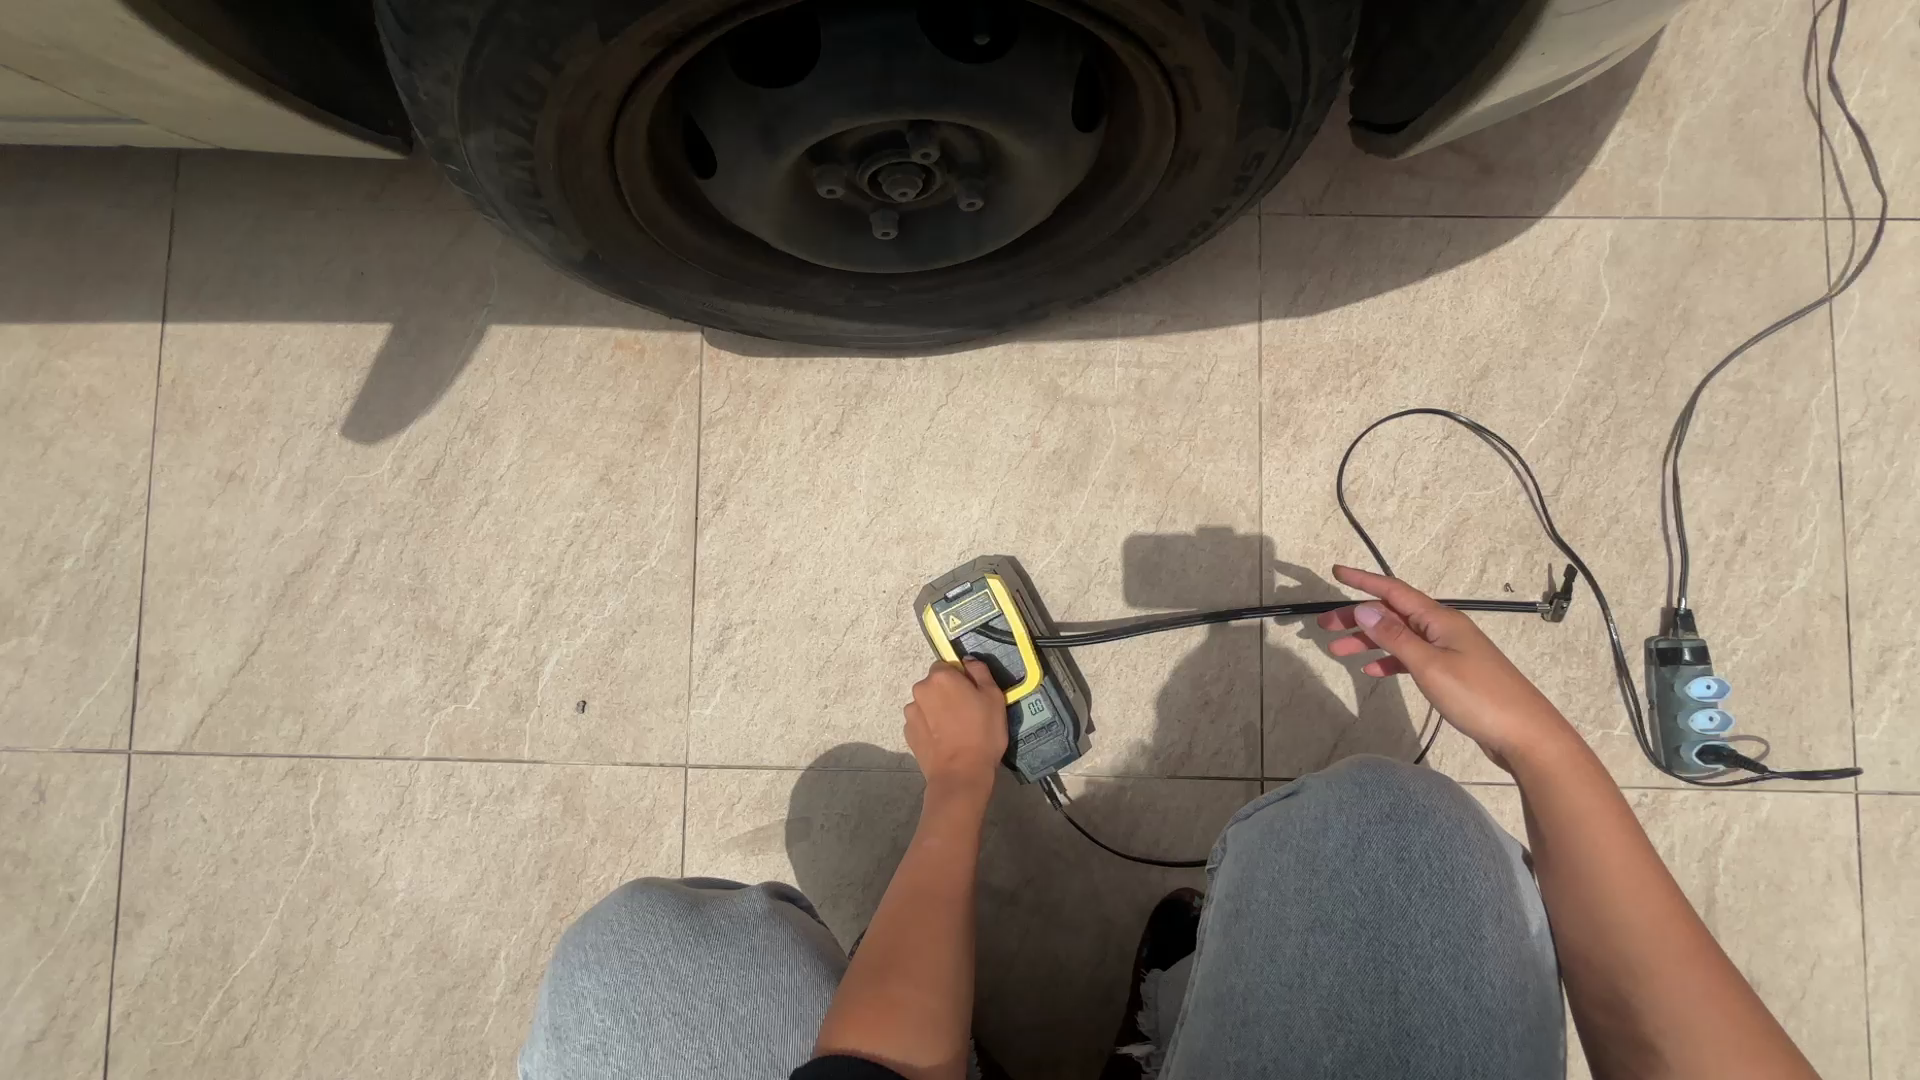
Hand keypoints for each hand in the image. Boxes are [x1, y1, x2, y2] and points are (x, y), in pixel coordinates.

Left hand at [904, 659, 1008, 797]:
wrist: (960, 774)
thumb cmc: (982, 733)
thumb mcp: (994, 697)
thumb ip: (980, 672)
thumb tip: (968, 661)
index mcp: (941, 677)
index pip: (947, 666)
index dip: (960, 679)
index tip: (972, 695)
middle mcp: (920, 689)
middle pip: (934, 684)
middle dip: (946, 693)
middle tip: (966, 713)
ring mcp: (911, 712)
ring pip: (926, 703)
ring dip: (936, 710)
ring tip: (954, 730)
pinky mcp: (908, 732)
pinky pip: (921, 722)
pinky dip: (930, 727)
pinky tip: (944, 741)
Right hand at [1317, 565, 1577, 769]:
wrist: (1526, 736)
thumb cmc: (1477, 696)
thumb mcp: (1430, 665)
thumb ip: (1394, 637)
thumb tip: (1364, 608)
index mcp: (1440, 620)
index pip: (1394, 591)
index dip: (1364, 580)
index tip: (1336, 571)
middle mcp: (1443, 629)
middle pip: (1392, 614)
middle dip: (1357, 617)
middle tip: (1324, 627)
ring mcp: (1448, 651)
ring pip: (1398, 636)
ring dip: (1367, 641)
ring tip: (1337, 652)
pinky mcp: (1451, 672)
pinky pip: (1411, 657)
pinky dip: (1389, 660)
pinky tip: (1372, 671)